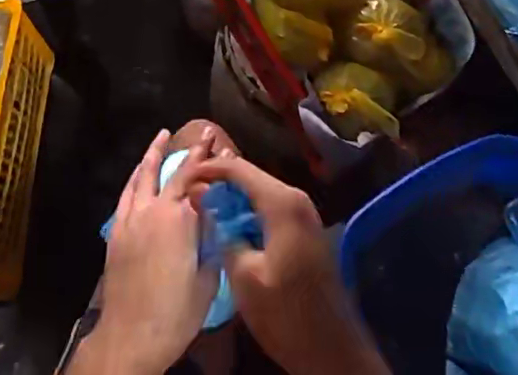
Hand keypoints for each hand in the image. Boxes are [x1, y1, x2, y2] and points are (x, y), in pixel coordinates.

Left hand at [77, 129, 220, 374]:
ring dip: (152, 155)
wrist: (130, 337)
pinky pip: (126, 195)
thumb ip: (210, 239)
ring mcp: (131, 220)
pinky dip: (134, 179)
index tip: (215, 139)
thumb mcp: (207, 277)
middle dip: (186, 150)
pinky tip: (137, 176)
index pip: (193, 176)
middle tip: (201, 134)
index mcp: (178, 218)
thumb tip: (212, 212)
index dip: (205, 156)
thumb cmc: (175, 313)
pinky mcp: (116, 233)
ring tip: (161, 138)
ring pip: (141, 177)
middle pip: (169, 171)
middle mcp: (153, 210)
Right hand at [182, 156, 388, 374]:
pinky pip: (270, 209)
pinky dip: (248, 212)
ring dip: (234, 198)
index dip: (210, 168)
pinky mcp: (304, 230)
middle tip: (191, 192)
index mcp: (283, 203)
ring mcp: (303, 214)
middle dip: (221, 181)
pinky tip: (229, 225)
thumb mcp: (244, 276)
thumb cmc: (286, 313)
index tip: (185, 176)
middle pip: (252, 177)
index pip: (240, 169)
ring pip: (261, 193)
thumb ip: (222, 231)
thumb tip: (201, 197)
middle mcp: (296, 198)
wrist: (331, 349)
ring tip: (204, 206)